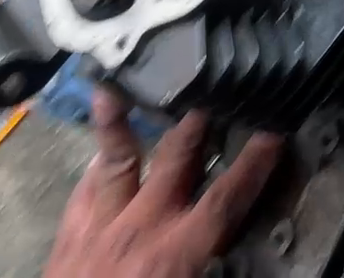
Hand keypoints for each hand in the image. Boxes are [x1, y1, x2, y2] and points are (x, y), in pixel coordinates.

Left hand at [43, 89, 283, 277]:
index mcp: (177, 253)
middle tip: (212, 84)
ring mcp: (98, 229)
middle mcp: (141, 227)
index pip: (228, 196)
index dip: (256, 162)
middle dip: (199, 120)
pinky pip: (82, 192)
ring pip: (117, 159)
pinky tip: (98, 151)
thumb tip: (232, 255)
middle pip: (177, 156)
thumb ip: (216, 274)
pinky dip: (94, 167)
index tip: (276, 130)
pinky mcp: (66, 241)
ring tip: (118, 84)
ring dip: (121, 122)